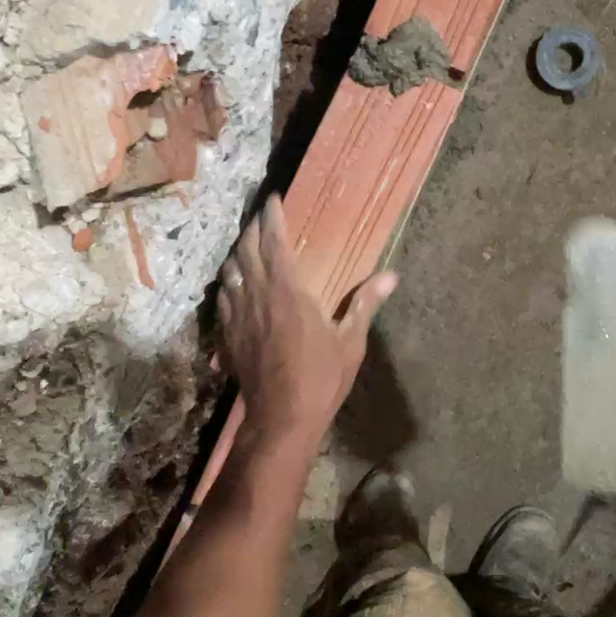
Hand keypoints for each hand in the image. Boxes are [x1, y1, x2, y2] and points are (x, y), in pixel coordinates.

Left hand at [218, 195, 396, 441]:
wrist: (281, 418)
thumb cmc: (321, 378)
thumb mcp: (350, 342)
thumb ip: (365, 304)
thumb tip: (391, 275)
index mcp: (287, 290)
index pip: (273, 240)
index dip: (272, 216)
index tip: (274, 198)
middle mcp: (257, 295)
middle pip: (246, 249)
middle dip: (252, 228)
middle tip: (261, 216)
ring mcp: (238, 316)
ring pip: (229, 272)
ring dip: (237, 253)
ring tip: (246, 246)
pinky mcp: (229, 336)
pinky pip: (223, 298)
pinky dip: (229, 283)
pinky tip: (234, 286)